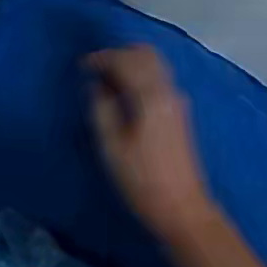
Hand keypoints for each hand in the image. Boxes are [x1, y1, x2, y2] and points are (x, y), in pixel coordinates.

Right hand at [84, 45, 216, 238]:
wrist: (184, 212)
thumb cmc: (142, 181)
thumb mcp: (111, 146)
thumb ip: (101, 109)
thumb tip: (96, 85)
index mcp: (150, 95)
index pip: (125, 60)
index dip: (101, 58)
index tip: (83, 65)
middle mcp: (167, 90)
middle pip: (144, 54)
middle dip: (119, 55)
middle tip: (96, 69)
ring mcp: (177, 100)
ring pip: (154, 63)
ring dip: (131, 62)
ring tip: (108, 80)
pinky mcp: (179, 112)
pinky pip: (158, 77)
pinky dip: (140, 74)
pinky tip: (125, 93)